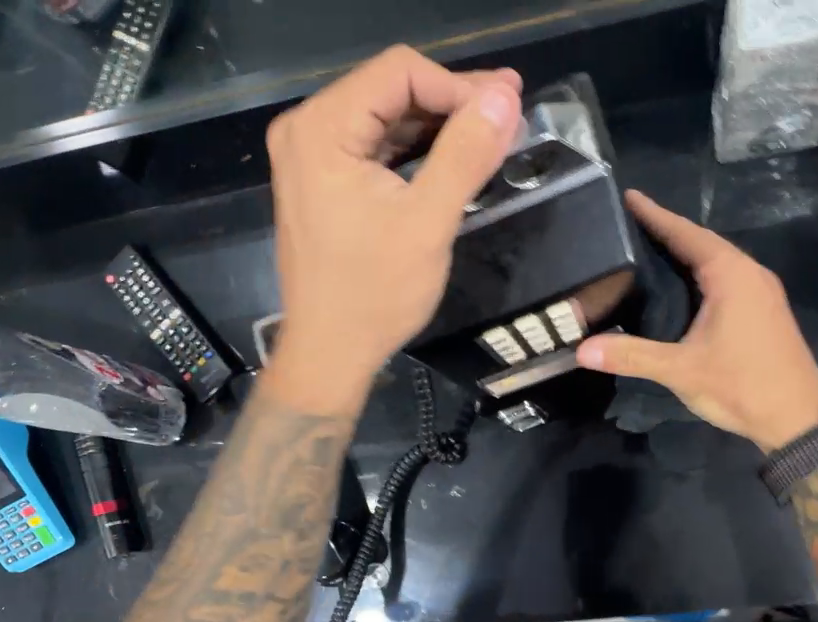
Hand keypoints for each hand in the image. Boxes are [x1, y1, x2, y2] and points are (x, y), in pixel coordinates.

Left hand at [265, 46, 523, 410]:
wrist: (330, 353)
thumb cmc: (375, 294)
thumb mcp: (428, 223)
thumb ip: (465, 154)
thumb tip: (505, 98)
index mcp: (322, 128)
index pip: (399, 72)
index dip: (458, 86)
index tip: (506, 113)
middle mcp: (307, 130)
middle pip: (390, 90)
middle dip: (452, 102)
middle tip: (511, 115)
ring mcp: (310, 158)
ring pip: (385, 119)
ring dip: (438, 126)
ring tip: (492, 135)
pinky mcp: (321, 184)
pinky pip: (374, 149)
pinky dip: (415, 151)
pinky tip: (453, 158)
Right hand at [576, 191, 817, 451]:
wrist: (796, 419)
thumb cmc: (742, 385)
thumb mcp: (681, 370)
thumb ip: (632, 356)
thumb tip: (582, 350)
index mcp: (731, 275)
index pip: (686, 234)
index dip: (655, 216)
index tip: (628, 198)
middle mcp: (750, 274)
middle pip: (702, 244)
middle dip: (666, 234)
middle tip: (629, 227)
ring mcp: (761, 293)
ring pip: (716, 264)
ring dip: (684, 257)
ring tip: (647, 254)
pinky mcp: (763, 313)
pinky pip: (725, 282)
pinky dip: (698, 277)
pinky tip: (679, 291)